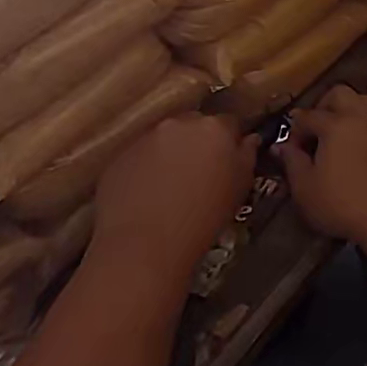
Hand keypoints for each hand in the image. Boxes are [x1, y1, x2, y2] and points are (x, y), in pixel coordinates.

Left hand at [92, 114, 256, 278]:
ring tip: (174, 183)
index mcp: (215, 127)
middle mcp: (179, 124)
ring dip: (173, 153)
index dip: (231, 140)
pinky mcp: (118, 158)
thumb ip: (247, 154)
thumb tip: (249, 140)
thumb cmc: (206, 213)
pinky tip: (150, 193)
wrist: (146, 243)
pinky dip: (147, 167)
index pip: (230, 122)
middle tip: (203, 170)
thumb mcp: (242, 185)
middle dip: (200, 142)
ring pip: (166, 139)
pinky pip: (141, 156)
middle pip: (195, 125)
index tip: (230, 158)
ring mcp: (144, 140)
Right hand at [274, 85, 366, 242]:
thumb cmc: (340, 203)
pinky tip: (360, 141)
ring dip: (348, 109)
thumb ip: (292, 160)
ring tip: (338, 134)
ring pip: (364, 100)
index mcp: (337, 125)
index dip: (295, 130)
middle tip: (315, 131)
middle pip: (339, 93)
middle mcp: (363, 116)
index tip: (292, 148)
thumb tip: (282, 146)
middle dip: (323, 106)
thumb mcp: (305, 187)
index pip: (308, 116)